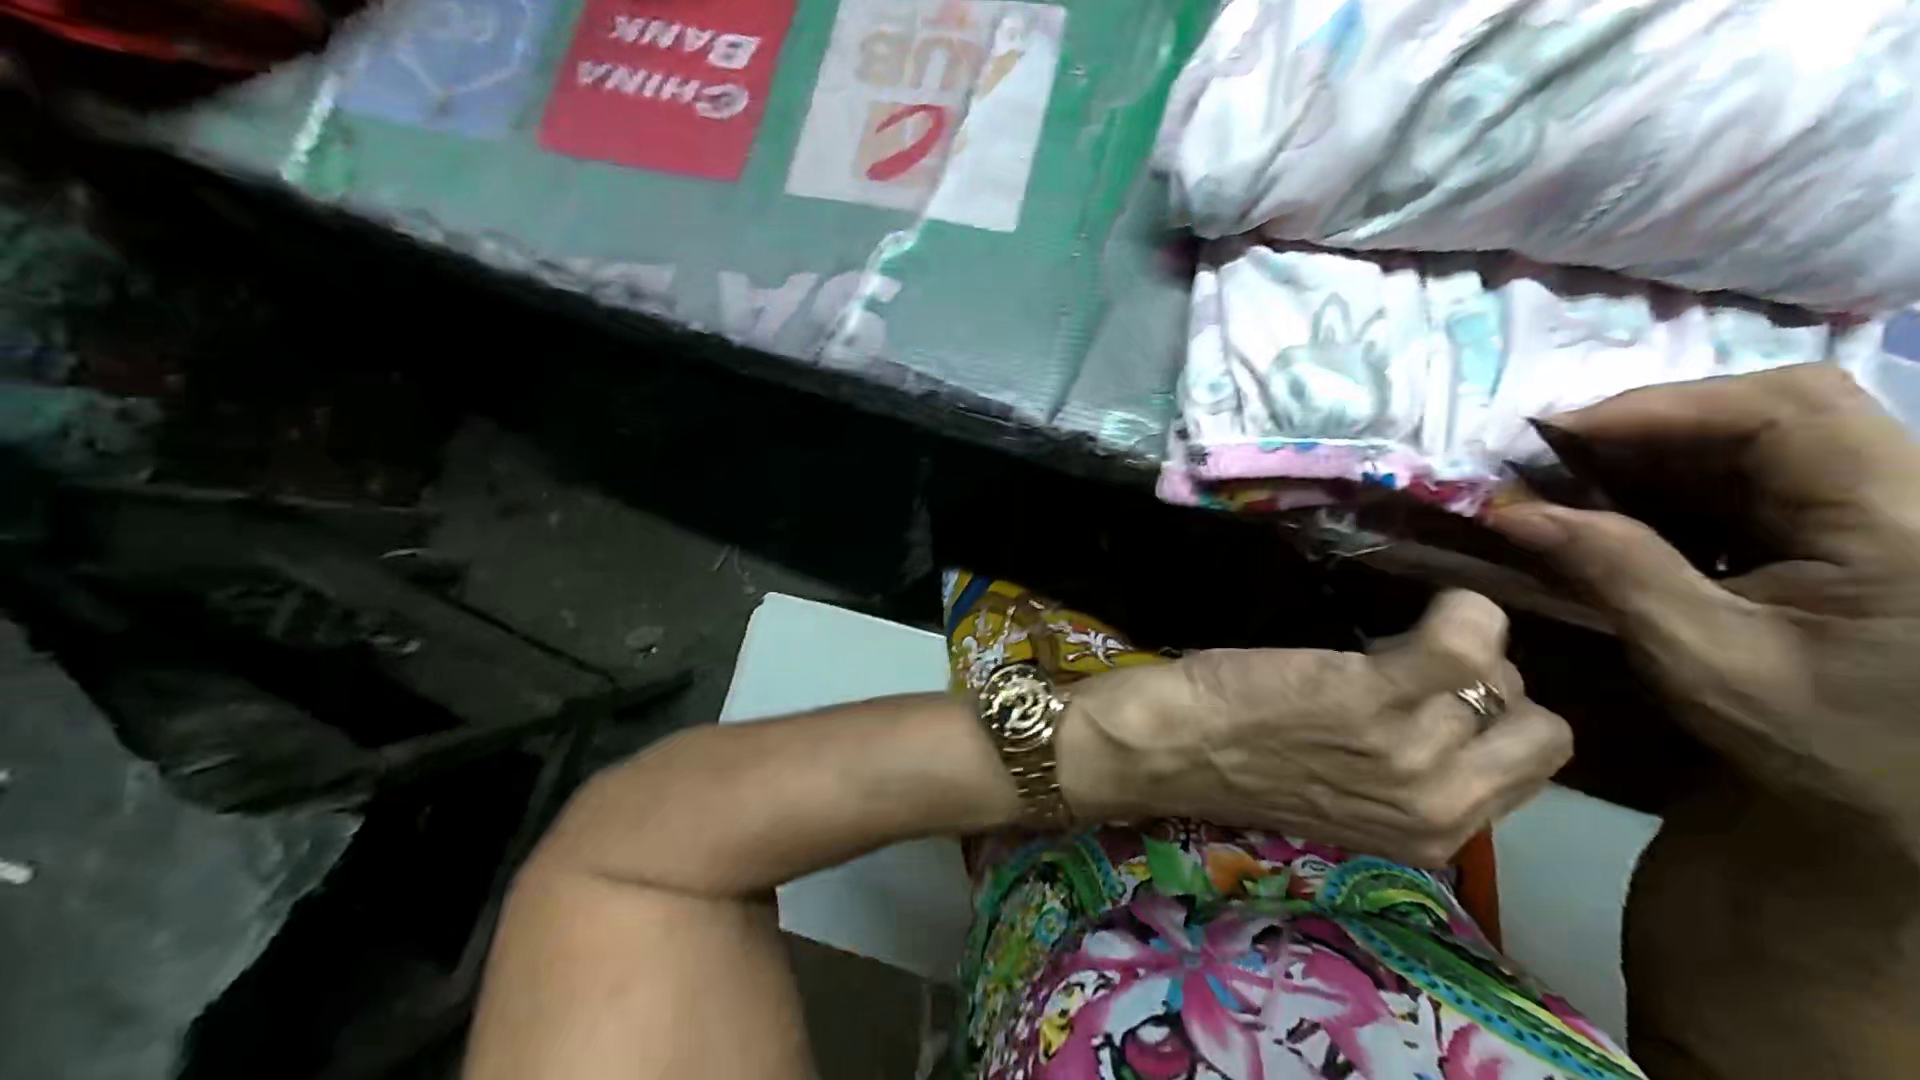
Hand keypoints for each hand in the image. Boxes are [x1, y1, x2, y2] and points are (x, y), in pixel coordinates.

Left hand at [1057, 590, 1571, 866]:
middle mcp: (1440, 806)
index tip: (1441, 697)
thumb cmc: (1239, 759)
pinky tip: (1432, 608)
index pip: (1527, 773)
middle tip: (1421, 669)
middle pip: (1538, 733)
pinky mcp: (1375, 695)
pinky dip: (1462, 613)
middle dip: (1491, 692)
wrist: (1167, 748)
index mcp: (1434, 835)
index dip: (1490, 724)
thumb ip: (1407, 772)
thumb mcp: (1346, 792)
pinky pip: (1465, 638)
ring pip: (1504, 681)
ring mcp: (1412, 752)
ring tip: (1392, 647)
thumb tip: (1456, 712)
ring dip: (1460, 652)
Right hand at [1488, 365, 1919, 842]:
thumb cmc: (1821, 740)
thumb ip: (1613, 570)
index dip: (1663, 404)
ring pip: (1768, 433)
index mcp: (1903, 523)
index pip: (1787, 409)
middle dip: (1653, 421)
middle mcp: (1914, 493)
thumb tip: (1508, 510)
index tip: (1557, 432)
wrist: (1913, 803)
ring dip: (1660, 448)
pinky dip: (1681, 477)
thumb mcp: (1702, 658)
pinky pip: (1764, 471)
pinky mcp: (1862, 525)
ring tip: (1573, 477)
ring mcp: (1892, 506)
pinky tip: (1625, 503)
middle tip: (1554, 453)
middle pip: (1780, 405)